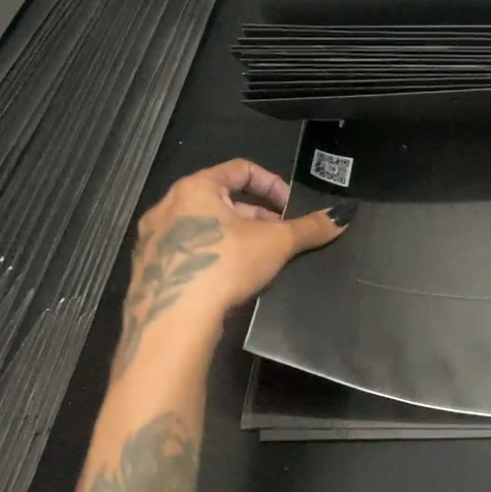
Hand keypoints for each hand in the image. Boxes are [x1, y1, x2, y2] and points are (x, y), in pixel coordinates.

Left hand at [113, 158, 349, 373]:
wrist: (172, 322)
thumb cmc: (225, 264)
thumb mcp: (276, 243)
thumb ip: (310, 227)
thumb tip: (345, 215)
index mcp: (196, 187)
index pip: (240, 169)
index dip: (271, 184)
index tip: (289, 206)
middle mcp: (167, 205)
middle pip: (220, 198)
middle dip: (254, 214)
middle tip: (277, 234)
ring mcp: (152, 239)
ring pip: (201, 226)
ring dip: (232, 235)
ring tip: (257, 257)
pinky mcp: (145, 271)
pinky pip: (184, 252)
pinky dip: (209, 256)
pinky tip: (227, 279)